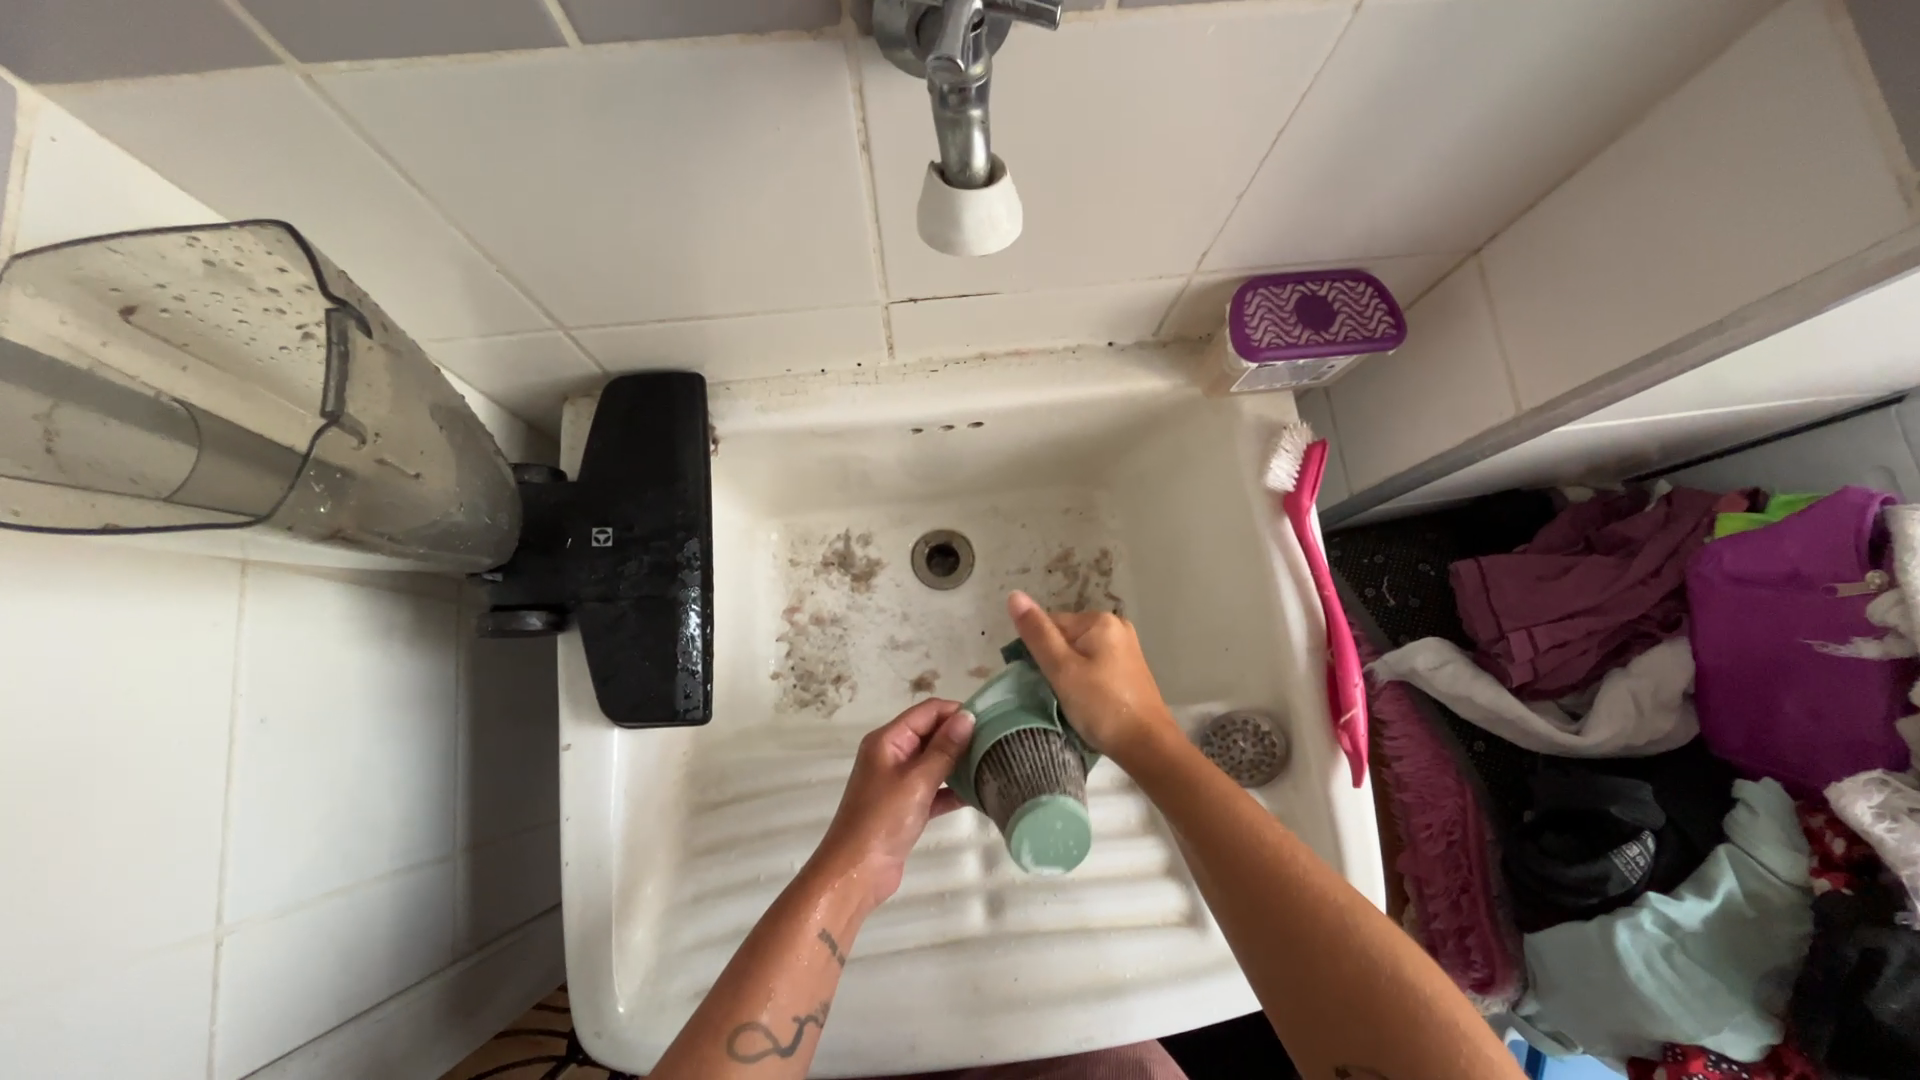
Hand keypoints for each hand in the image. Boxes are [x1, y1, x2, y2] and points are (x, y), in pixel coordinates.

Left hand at [812, 699, 975, 910]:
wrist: (856, 872)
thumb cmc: (882, 819)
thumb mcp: (917, 780)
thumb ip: (944, 748)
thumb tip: (967, 717)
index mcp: (887, 740)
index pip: (927, 711)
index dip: (956, 711)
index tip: (990, 720)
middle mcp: (892, 755)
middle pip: (931, 734)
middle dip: (961, 736)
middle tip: (998, 743)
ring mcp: (899, 781)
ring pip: (935, 762)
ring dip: (960, 763)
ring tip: (994, 764)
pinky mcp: (907, 806)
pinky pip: (935, 789)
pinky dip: (953, 790)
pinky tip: (979, 794)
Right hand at [1008, 591, 1178, 763]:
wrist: (1147, 745)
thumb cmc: (1101, 706)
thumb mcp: (1062, 669)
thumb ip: (1037, 633)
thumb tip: (1014, 595)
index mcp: (1099, 620)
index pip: (1050, 625)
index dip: (1038, 652)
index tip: (1038, 679)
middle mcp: (1116, 627)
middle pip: (1066, 638)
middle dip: (1054, 663)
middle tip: (1054, 692)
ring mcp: (1126, 648)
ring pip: (1079, 655)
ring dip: (1068, 674)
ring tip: (1069, 700)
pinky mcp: (1129, 670)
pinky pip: (1094, 666)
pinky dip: (1084, 681)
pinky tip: (1086, 702)